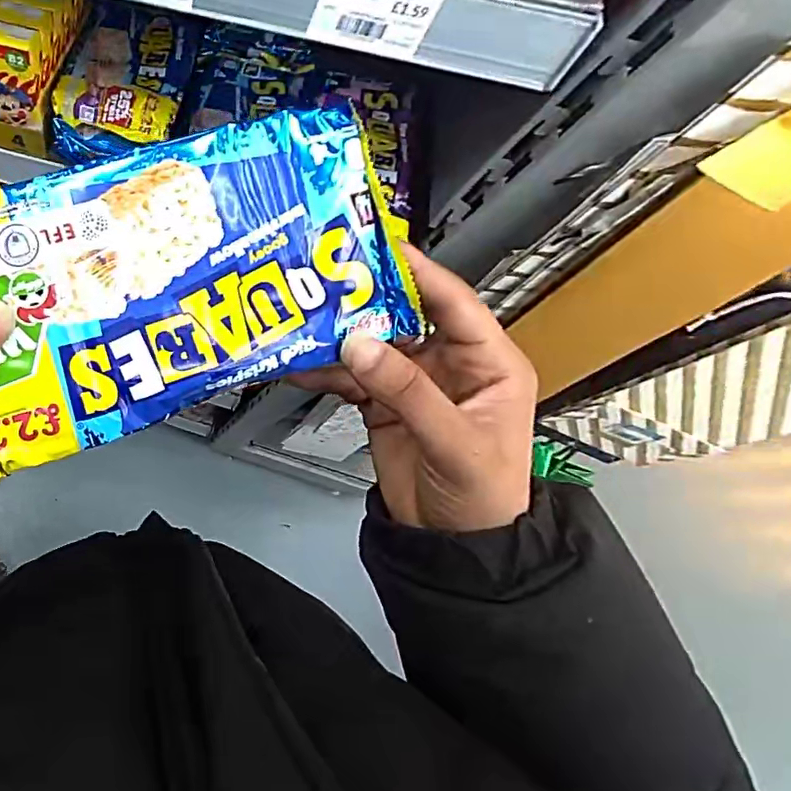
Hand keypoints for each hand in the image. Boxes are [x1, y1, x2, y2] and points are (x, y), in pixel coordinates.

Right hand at [292, 244, 535, 531]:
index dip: (419, 273)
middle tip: (329, 282)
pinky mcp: (381, 401)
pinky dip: (325, 370)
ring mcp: (411, 382)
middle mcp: (447, 364)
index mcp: (488, 362)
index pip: (453, 303)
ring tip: (305, 324)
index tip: (381, 249)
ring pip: (369, 345)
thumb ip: (407, 392)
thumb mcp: (453, 441)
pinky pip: (349, 375)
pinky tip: (302, 364)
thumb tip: (360, 346)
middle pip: (401, 317)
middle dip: (365, 302)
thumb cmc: (484, 496)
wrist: (453, 541)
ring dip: (337, 337)